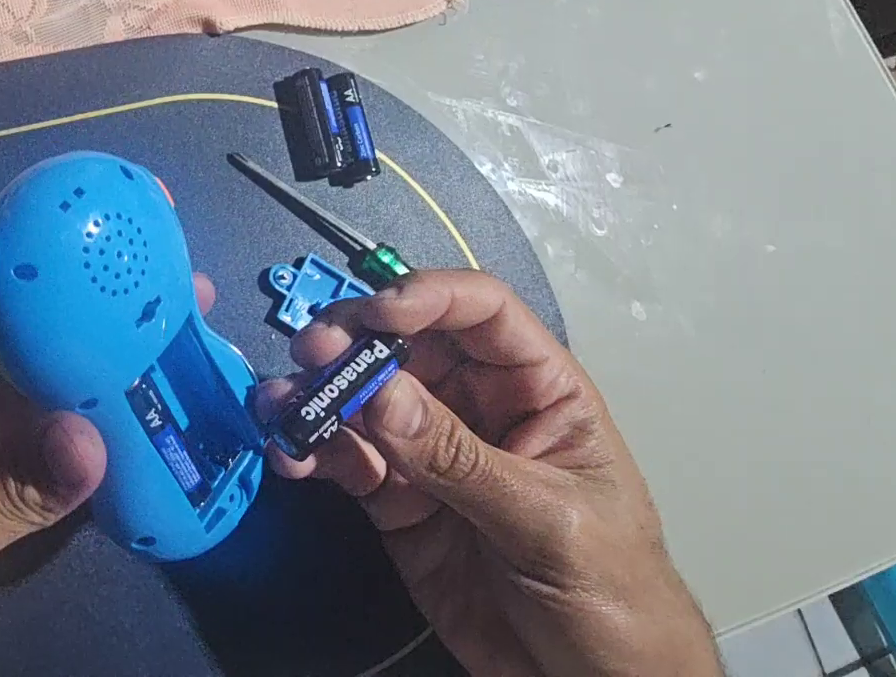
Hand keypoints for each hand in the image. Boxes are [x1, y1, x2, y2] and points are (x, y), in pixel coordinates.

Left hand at [0, 277, 209, 676]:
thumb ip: (2, 498)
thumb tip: (92, 440)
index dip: (52, 260)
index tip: (119, 235)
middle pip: (38, 331)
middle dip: (105, 304)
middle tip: (189, 282)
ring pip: (55, 379)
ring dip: (116, 357)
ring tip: (192, 330)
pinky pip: (59, 434)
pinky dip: (105, 419)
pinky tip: (158, 408)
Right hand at [256, 271, 720, 676]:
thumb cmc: (613, 598)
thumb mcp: (548, 523)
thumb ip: (460, 458)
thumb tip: (380, 392)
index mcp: (533, 389)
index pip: (479, 311)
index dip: (426, 297)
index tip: (376, 314)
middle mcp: (471, 403)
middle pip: (401, 343)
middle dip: (351, 341)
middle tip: (311, 354)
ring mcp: (424, 445)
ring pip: (357, 395)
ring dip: (314, 393)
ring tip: (282, 406)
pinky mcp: (389, 490)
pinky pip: (340, 454)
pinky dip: (308, 448)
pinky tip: (290, 455)